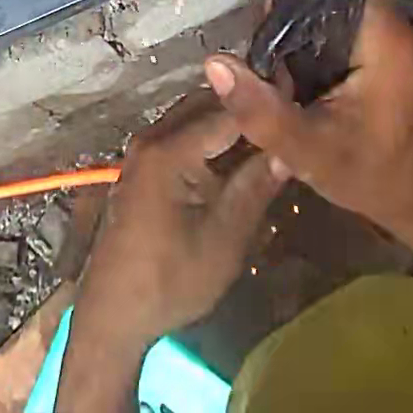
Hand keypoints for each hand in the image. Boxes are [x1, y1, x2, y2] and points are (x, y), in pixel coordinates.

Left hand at [74, 92, 286, 348]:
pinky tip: (238, 152)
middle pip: (206, 104)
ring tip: (271, 129)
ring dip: (229, 120)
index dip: (263, 105)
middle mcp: (151, 137)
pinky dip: (211, 136)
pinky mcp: (144, 163)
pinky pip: (182, 133)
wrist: (114, 310)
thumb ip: (254, 187)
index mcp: (168, 150)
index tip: (298, 102)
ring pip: (194, 116)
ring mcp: (143, 148)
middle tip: (289, 112)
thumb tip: (287, 148)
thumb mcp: (223, 239)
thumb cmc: (170, 279)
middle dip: (246, 107)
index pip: (225, 111)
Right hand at [204, 0, 412, 235]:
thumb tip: (214, 63)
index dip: (286, 1)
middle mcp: (389, 27)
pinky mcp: (376, 51)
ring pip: (323, 14)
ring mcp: (385, 38)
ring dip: (292, 34)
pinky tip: (289, 75)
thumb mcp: (309, 149)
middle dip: (283, 21)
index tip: (257, 29)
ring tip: (269, 66)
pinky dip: (307, 47)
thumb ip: (261, 110)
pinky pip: (331, 30)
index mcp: (382, 38)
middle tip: (257, 54)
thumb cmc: (369, 174)